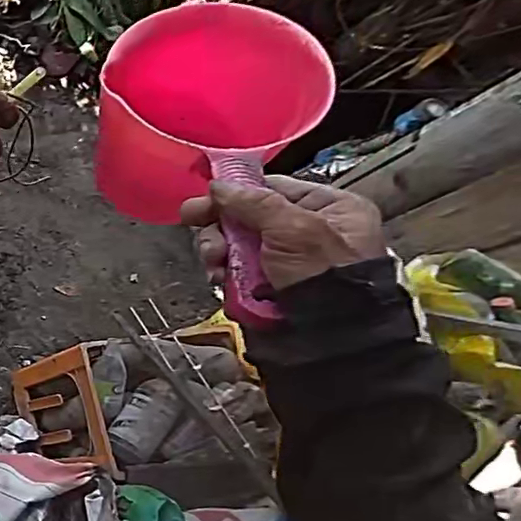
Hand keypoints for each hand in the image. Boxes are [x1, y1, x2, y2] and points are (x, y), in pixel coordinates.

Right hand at [180, 176, 386, 290]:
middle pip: (245, 215)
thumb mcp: (294, 229)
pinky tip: (218, 277)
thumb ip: (255, 203)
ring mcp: (280, 258)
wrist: (328, 335)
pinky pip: (231, 267)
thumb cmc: (324, 274)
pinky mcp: (262, 282)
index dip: (236, 191)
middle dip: (220, 224)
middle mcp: (303, 230)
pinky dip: (220, 270)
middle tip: (193, 221)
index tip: (204, 196)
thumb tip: (218, 185)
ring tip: (214, 261)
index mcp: (328, 208)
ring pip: (232, 242)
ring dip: (215, 249)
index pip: (272, 188)